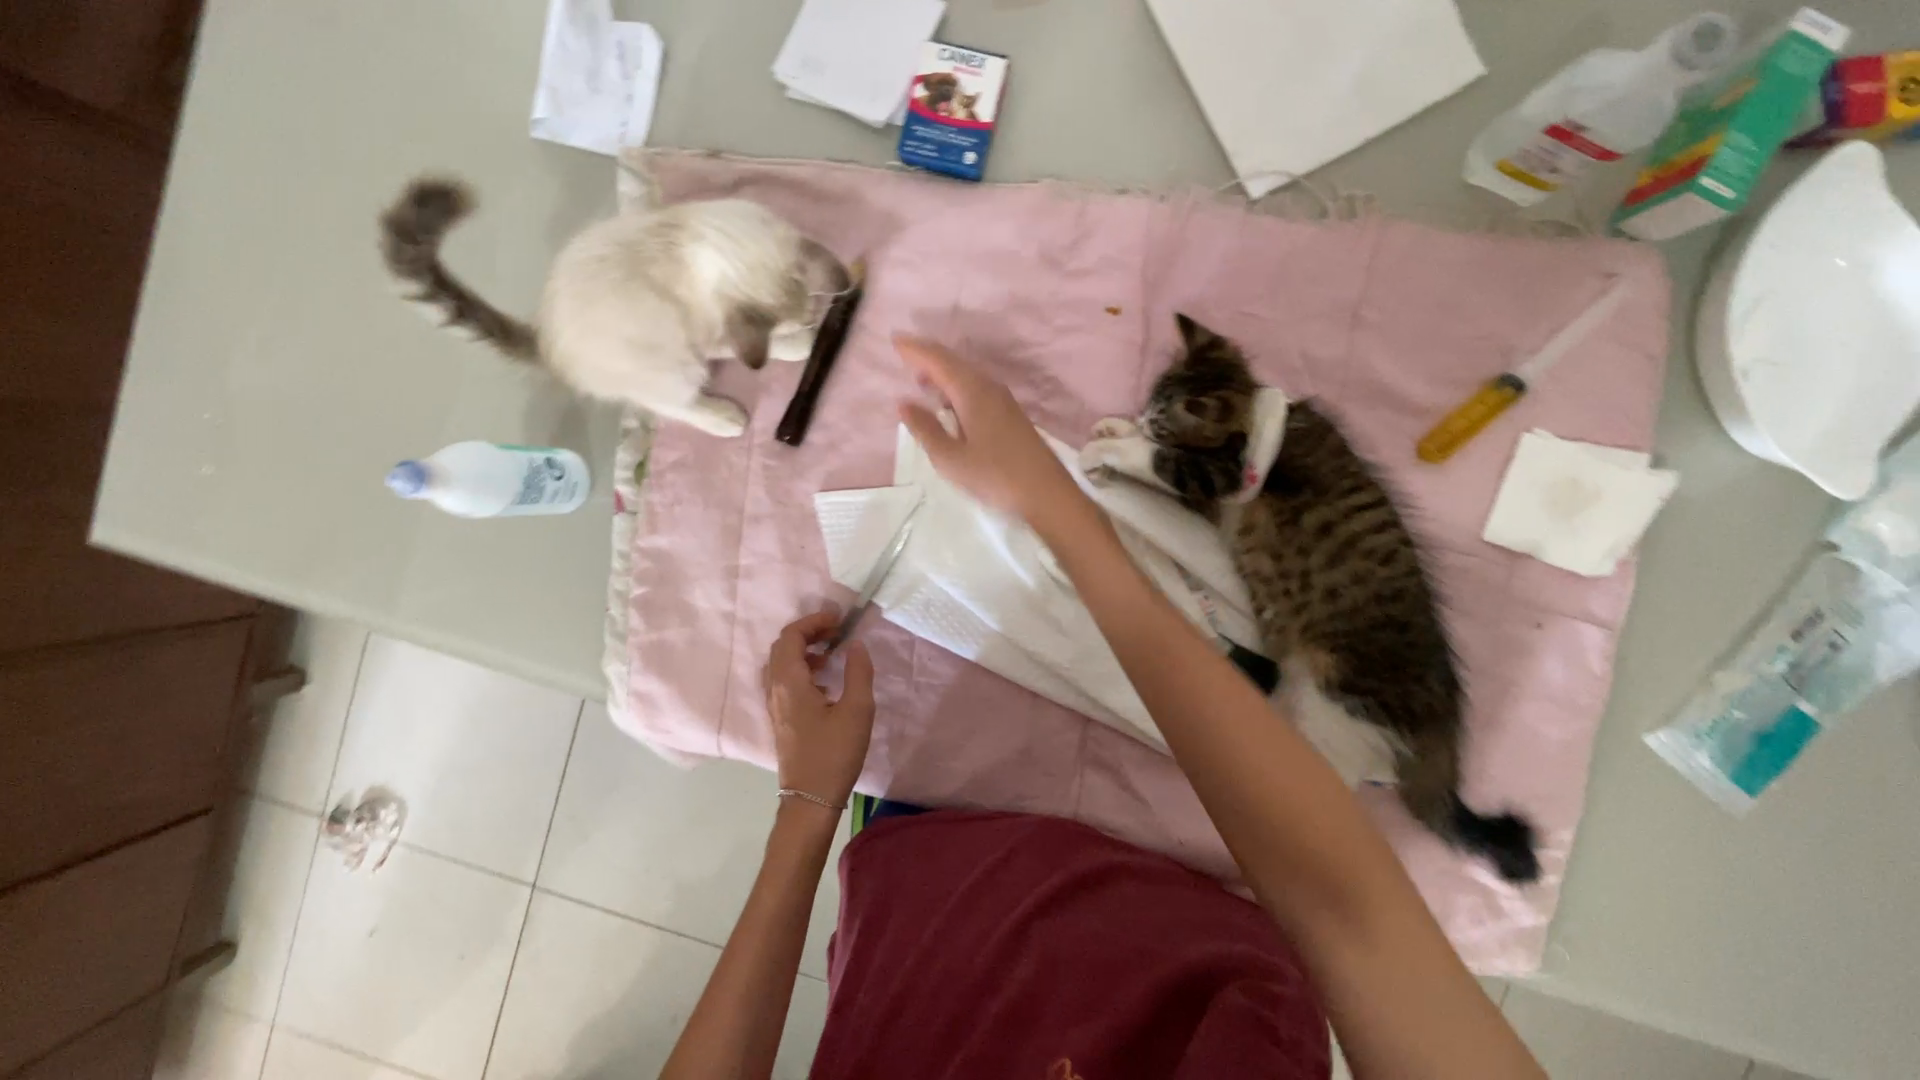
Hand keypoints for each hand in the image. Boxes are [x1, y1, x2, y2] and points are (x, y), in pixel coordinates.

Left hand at [763, 612, 875, 807]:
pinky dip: (801, 668)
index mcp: (790, 681)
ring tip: (832, 652)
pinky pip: (783, 680)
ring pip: (780, 664)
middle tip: (837, 631)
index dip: (813, 621)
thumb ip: (858, 672)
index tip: (839, 619)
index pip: (792, 636)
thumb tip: (855, 644)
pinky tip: (824, 680)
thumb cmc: (834, 753)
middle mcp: (775, 689)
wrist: (810, 798)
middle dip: (808, 632)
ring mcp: (774, 705)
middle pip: (782, 647)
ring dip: (803, 650)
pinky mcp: (780, 719)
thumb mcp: (858, 710)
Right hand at [894, 335, 1093, 528]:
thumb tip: (903, 402)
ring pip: (966, 374)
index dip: (915, 349)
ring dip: (942, 371)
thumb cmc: (995, 476)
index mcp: (972, 392)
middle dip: (927, 355)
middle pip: (953, 362)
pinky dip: (956, 385)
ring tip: (919, 377)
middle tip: (903, 353)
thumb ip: (925, 428)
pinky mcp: (1009, 413)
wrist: (1046, 493)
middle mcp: (988, 387)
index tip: (894, 340)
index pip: (938, 360)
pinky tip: (948, 401)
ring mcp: (1002, 399)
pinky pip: (976, 387)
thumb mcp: (950, 458)